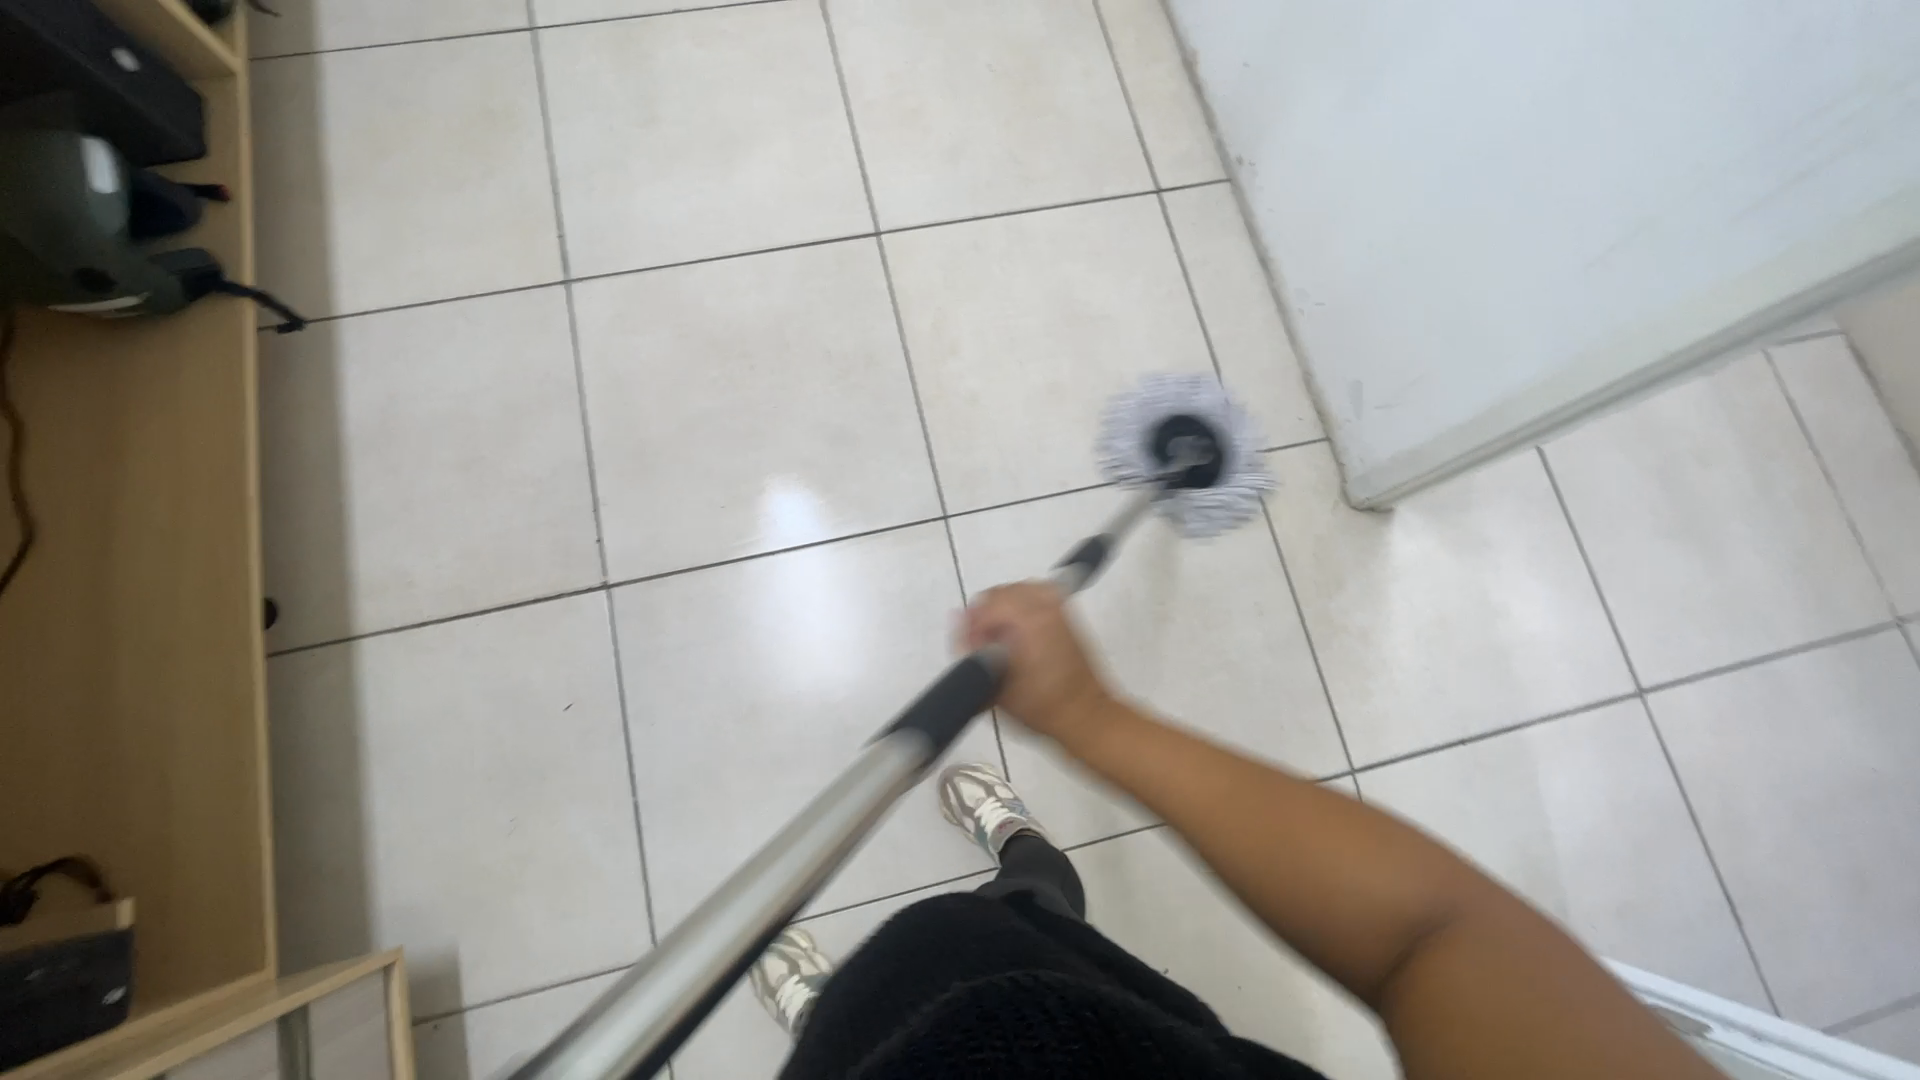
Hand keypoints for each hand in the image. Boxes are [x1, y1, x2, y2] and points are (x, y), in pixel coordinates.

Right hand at [962, 582, 1116, 744]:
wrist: (1086, 713)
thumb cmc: (1040, 706)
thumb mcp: (995, 687)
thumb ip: (971, 650)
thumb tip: (957, 619)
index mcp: (1026, 620)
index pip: (983, 606)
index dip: (972, 629)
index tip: (974, 652)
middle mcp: (1043, 604)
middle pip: (997, 593)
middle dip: (985, 616)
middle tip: (985, 647)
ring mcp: (1057, 605)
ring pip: (1015, 590)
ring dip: (1002, 610)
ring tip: (1002, 640)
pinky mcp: (1065, 612)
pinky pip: (1035, 593)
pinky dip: (1021, 606)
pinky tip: (1019, 630)